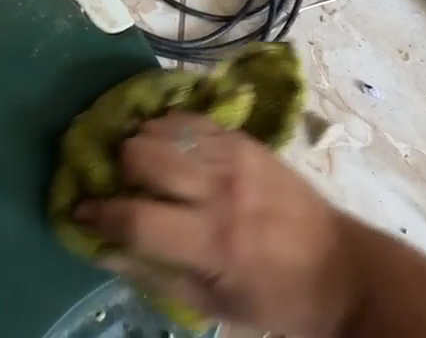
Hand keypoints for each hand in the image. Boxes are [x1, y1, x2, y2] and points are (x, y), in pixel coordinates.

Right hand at [74, 112, 360, 337]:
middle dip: (119, 168)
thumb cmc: (278, 299)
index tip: (80, 210)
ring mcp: (234, 158)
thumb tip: (103, 248)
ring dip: (142, 144)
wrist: (345, 270)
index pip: (136, 218)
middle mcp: (220, 192)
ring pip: (161, 129)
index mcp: (213, 242)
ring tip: (144, 161)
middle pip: (141, 155)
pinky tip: (170, 145)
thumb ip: (157, 275)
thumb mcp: (218, 307)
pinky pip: (190, 118)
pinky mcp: (245, 140)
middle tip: (121, 182)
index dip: (99, 213)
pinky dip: (169, 129)